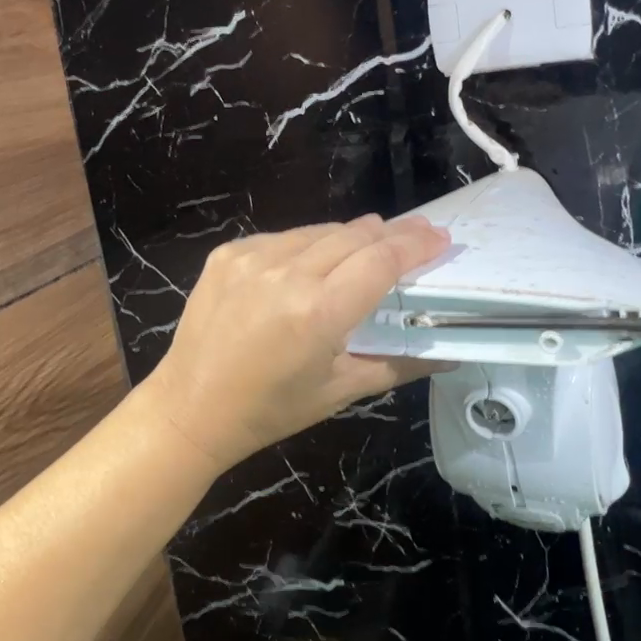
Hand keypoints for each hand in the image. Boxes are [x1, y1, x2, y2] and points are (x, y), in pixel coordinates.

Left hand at [138, 214, 450, 470]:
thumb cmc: (272, 408)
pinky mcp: (228, 253)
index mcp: (319, 312)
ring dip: (349, 236)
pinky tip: (313, 261)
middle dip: (390, 233)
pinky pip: (282, 238)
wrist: (192, 406)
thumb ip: (397, 365)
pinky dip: (305, 245)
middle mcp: (287, 274)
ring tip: (370, 242)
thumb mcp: (340, 391)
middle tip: (418, 232)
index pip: (381, 261)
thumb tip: (448, 354)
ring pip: (318, 232)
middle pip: (354, 237)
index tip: (439, 237)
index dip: (415, 246)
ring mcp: (252, 258)